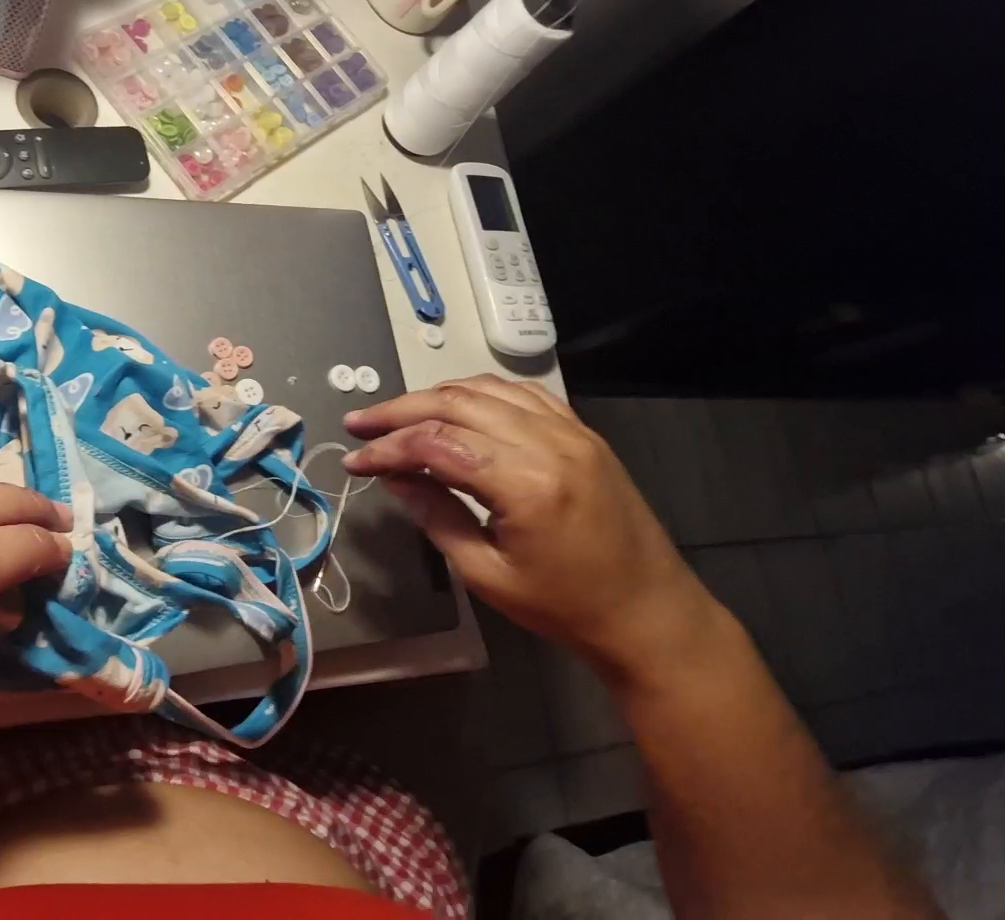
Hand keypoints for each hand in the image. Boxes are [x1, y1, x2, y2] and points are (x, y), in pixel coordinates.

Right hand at [343, 375, 718, 677]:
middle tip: (360, 425)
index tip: (355, 461)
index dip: (388, 448)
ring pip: (487, 389)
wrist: (650, 614)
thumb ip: (436, 515)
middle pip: (457, 403)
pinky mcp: (583, 434)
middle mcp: (550, 443)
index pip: (437, 443)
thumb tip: (393, 477)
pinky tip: (454, 408)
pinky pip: (521, 394)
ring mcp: (572, 432)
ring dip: (434, 396)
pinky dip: (478, 393)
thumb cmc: (563, 606)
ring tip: (397, 415)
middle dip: (400, 410)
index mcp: (527, 484)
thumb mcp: (486, 573)